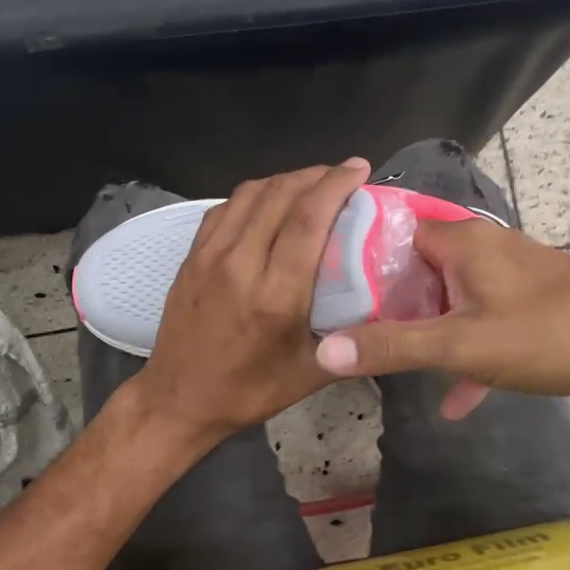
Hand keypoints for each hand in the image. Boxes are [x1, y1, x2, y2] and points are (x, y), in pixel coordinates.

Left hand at [127, 160, 372, 438]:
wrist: (179, 399)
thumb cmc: (249, 391)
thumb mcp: (312, 373)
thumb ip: (351, 337)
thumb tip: (390, 306)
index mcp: (274, 294)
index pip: (308, 218)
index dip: (336, 184)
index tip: (359, 170)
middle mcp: (239, 264)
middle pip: (280, 194)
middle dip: (316, 175)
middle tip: (343, 176)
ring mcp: (208, 256)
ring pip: (250, 194)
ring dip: (285, 180)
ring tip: (310, 185)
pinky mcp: (191, 257)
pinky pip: (226, 208)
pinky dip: (254, 196)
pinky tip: (269, 204)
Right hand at [313, 218, 569, 415]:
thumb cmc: (548, 336)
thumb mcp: (460, 346)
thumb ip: (392, 347)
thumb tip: (323, 350)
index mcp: (462, 242)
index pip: (390, 235)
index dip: (355, 262)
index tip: (325, 295)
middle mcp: (485, 248)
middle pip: (417, 269)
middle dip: (387, 305)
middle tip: (351, 338)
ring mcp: (512, 278)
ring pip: (450, 300)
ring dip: (425, 332)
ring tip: (391, 365)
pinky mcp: (532, 308)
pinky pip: (483, 325)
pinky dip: (466, 354)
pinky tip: (454, 401)